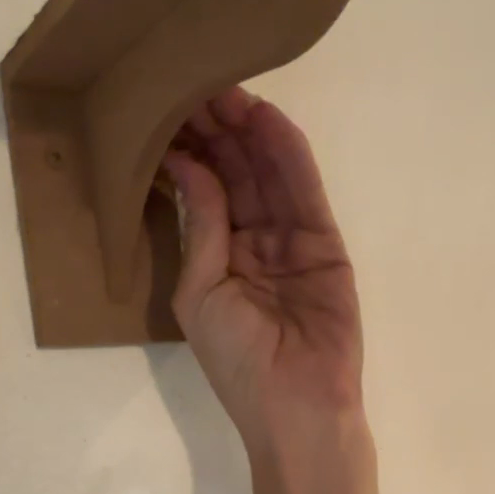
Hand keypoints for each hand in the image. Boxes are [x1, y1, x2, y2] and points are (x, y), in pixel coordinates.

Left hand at [162, 88, 363, 462]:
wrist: (296, 408)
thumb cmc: (238, 363)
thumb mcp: (201, 295)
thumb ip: (201, 228)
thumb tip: (187, 165)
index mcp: (220, 261)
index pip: (207, 194)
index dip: (191, 153)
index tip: (168, 112)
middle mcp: (256, 245)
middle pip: (238, 176)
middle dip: (217, 132)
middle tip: (194, 85)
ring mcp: (293, 243)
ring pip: (270, 176)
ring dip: (249, 132)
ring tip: (224, 88)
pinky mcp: (326, 246)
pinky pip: (305, 193)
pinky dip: (289, 156)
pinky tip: (267, 120)